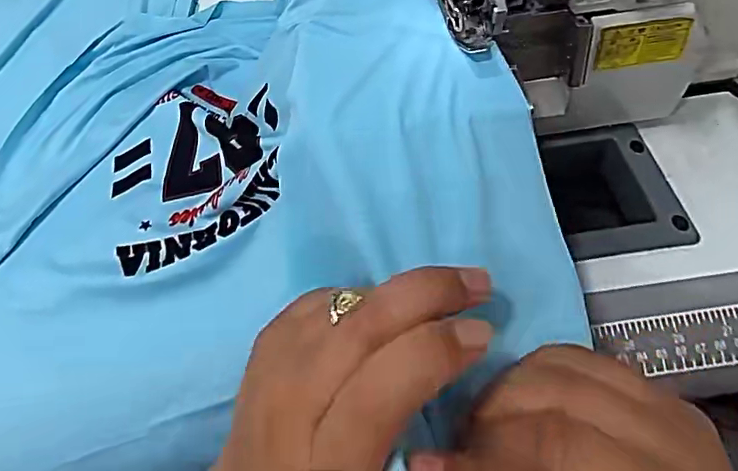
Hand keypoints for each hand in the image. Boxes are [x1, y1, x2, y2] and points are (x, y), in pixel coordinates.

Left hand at [215, 266, 493, 470]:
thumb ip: (414, 435)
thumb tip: (459, 360)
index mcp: (326, 467)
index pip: (378, 392)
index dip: (434, 352)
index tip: (482, 333)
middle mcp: (286, 414)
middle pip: (355, 330)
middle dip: (423, 295)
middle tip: (476, 284)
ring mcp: (263, 379)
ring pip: (331, 308)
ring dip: (393, 288)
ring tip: (438, 290)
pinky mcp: (255, 357)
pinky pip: (307, 306)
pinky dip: (350, 294)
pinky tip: (380, 300)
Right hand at [415, 344, 730, 470]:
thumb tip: (430, 464)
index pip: (559, 441)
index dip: (489, 450)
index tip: (436, 460)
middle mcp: (676, 439)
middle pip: (559, 390)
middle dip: (494, 409)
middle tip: (457, 436)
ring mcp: (676, 413)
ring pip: (570, 362)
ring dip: (513, 383)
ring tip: (485, 418)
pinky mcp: (672, 403)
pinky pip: (593, 360)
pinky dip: (547, 371)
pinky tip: (526, 401)